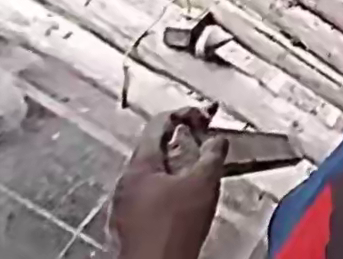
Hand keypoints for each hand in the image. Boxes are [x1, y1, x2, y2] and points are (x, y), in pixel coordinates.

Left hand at [111, 107, 227, 258]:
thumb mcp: (204, 180)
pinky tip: (188, 196)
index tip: (206, 117)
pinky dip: (172, 187)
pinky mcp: (130, 228)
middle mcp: (125, 185)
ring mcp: (125, 208)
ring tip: (202, 168)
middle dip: (184, 141)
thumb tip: (217, 140)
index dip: (186, 114)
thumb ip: (213, 152)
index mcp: (138, 168)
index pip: (159, 124)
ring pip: (154, 174)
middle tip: (207, 139)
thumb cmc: (175, 226)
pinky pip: (152, 195)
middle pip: (156, 148)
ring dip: (179, 165)